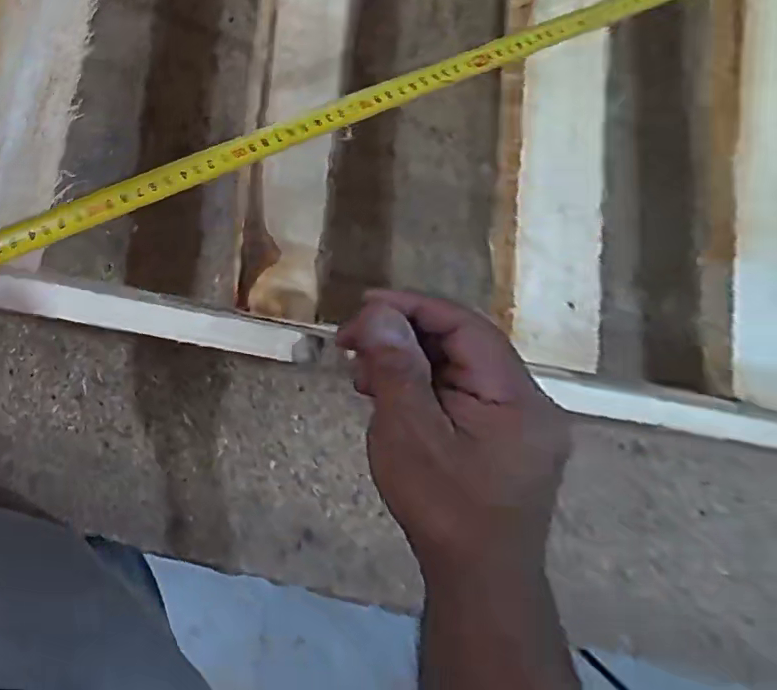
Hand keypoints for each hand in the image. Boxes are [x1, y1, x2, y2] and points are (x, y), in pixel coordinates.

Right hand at [335, 290, 571, 583]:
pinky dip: (413, 378)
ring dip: (401, 356)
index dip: (413, 306)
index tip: (360, 305)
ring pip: (453, 362)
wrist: (475, 569)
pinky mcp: (497, 434)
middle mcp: (527, 403)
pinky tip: (381, 393)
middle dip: (399, 332)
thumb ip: (396, 368)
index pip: (467, 326)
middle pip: (461, 341)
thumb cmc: (441, 499)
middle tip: (348, 343)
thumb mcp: (408, 429)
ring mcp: (514, 420)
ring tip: (359, 374)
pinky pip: (453, 386)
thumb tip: (379, 313)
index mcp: (517, 399)